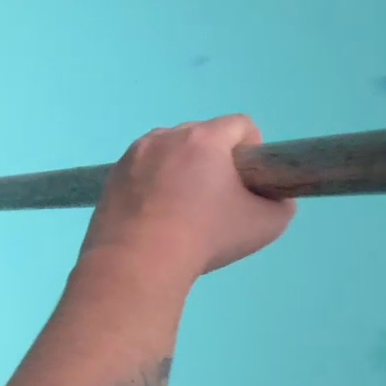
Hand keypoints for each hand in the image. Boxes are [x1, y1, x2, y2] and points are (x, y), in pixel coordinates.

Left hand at [80, 114, 294, 285]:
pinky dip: (149, 182)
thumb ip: (277, 200)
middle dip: (212, 157)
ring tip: (179, 204)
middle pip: (198, 135)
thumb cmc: (205, 236)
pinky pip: (138, 170)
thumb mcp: (267, 222)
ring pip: (164, 151)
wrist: (135, 261)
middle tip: (213, 194)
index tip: (246, 179)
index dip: (251, 149)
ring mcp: (129, 157)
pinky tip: (152, 211)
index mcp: (201, 139)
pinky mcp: (107, 178)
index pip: (238, 125)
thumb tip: (267, 196)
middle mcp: (161, 139)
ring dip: (177, 167)